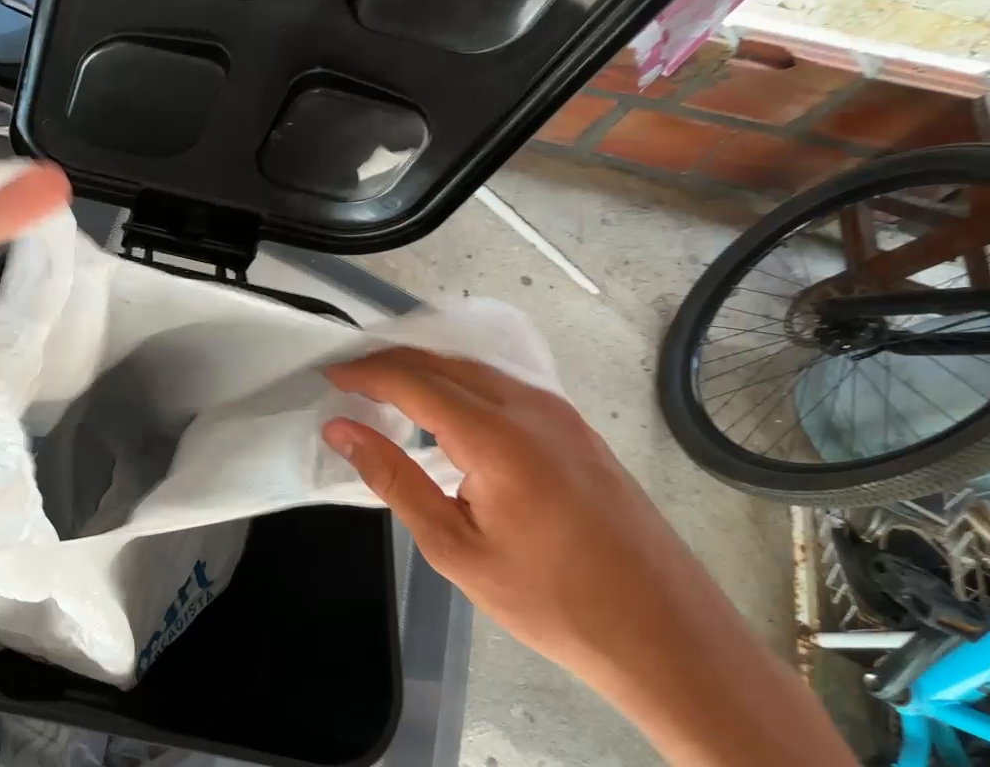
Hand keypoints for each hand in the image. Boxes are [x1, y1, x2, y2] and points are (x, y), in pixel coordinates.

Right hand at [321, 349, 854, 766]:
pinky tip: (445, 409)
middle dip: (390, 361)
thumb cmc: (552, 600)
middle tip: (348, 376)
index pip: (413, 380)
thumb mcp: (455, 548)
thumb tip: (341, 429)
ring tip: (385, 388)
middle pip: (445, 361)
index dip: (364, 372)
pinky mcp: (580, 431)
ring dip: (426, 368)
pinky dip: (461, 382)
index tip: (327, 374)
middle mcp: (533, 409)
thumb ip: (393, 479)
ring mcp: (564, 416)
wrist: (668, 637)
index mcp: (498, 437)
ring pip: (477, 368)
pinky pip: (505, 385)